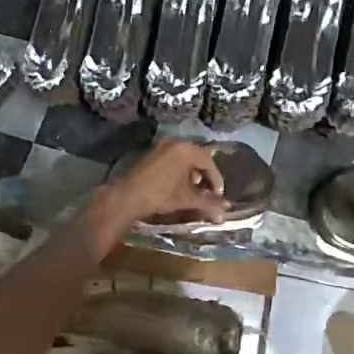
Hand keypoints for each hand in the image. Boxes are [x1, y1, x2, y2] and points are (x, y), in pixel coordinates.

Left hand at [103, 139, 228, 224]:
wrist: (127, 196)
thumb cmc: (160, 195)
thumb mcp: (187, 200)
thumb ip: (209, 203)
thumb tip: (226, 211)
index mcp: (187, 149)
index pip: (209, 163)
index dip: (216, 181)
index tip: (218, 196)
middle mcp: (175, 143)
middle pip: (198, 158)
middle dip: (204, 177)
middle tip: (207, 193)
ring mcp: (161, 146)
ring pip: (184, 158)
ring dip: (192, 174)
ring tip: (193, 191)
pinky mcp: (151, 153)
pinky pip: (172, 159)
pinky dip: (179, 171)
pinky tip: (178, 185)